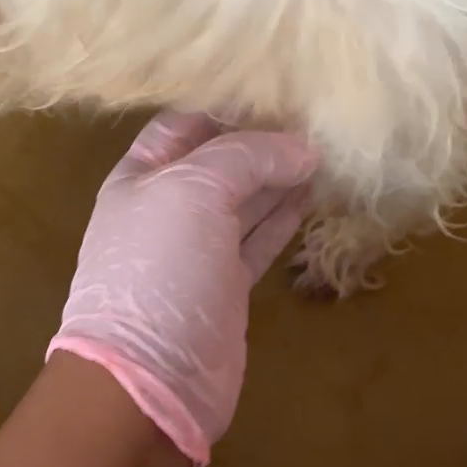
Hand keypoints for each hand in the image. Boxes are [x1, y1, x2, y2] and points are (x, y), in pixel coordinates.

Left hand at [48, 112, 319, 466]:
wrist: (150, 378)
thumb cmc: (160, 269)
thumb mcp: (194, 192)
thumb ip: (246, 157)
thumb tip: (302, 147)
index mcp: (141, 176)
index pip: (185, 123)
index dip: (227, 104)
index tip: (280, 88)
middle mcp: (167, 207)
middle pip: (219, 160)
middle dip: (262, 138)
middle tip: (317, 116)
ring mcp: (197, 249)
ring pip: (245, 199)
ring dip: (280, 175)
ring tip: (325, 148)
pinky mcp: (226, 285)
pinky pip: (259, 238)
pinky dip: (284, 215)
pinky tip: (312, 191)